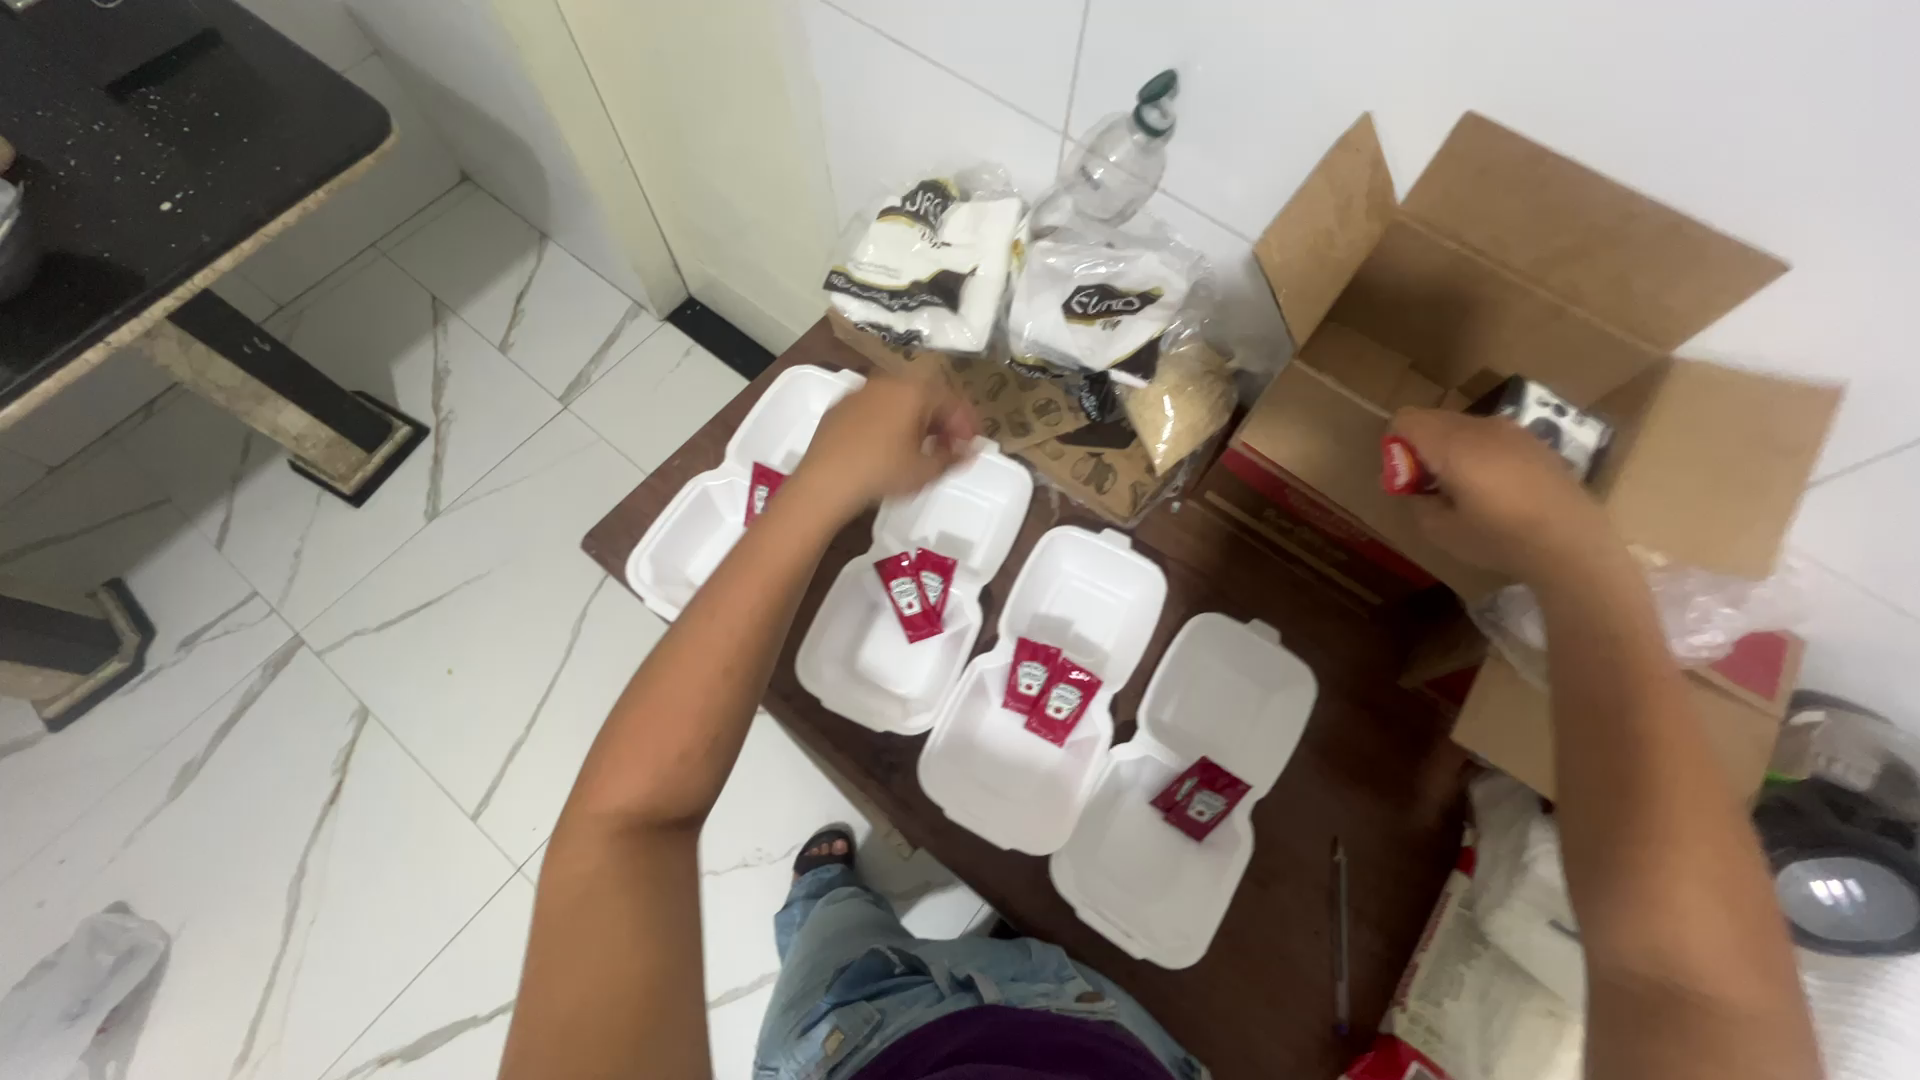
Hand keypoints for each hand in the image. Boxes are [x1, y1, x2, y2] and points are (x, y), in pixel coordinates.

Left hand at [789, 373, 977, 521]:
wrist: (825, 482)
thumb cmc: (882, 473)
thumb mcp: (926, 471)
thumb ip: (953, 457)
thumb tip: (969, 451)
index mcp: (914, 390)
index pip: (951, 400)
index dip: (966, 423)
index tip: (970, 445)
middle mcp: (887, 382)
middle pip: (924, 396)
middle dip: (940, 420)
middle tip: (947, 446)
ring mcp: (859, 392)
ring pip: (897, 401)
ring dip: (913, 421)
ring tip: (918, 448)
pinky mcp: (838, 407)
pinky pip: (873, 410)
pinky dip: (886, 423)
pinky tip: (885, 447)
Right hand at [1391, 407, 1622, 584]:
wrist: (1572, 544)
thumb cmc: (1498, 538)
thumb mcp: (1439, 529)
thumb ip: (1416, 500)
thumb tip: (1414, 487)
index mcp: (1452, 444)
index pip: (1406, 419)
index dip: (1396, 445)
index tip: (1408, 478)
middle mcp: (1482, 427)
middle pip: (1433, 420)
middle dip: (1422, 447)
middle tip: (1431, 487)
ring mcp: (1514, 431)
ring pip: (1464, 427)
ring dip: (1452, 450)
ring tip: (1465, 488)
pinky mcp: (1537, 443)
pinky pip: (1493, 438)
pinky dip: (1481, 454)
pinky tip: (1497, 489)